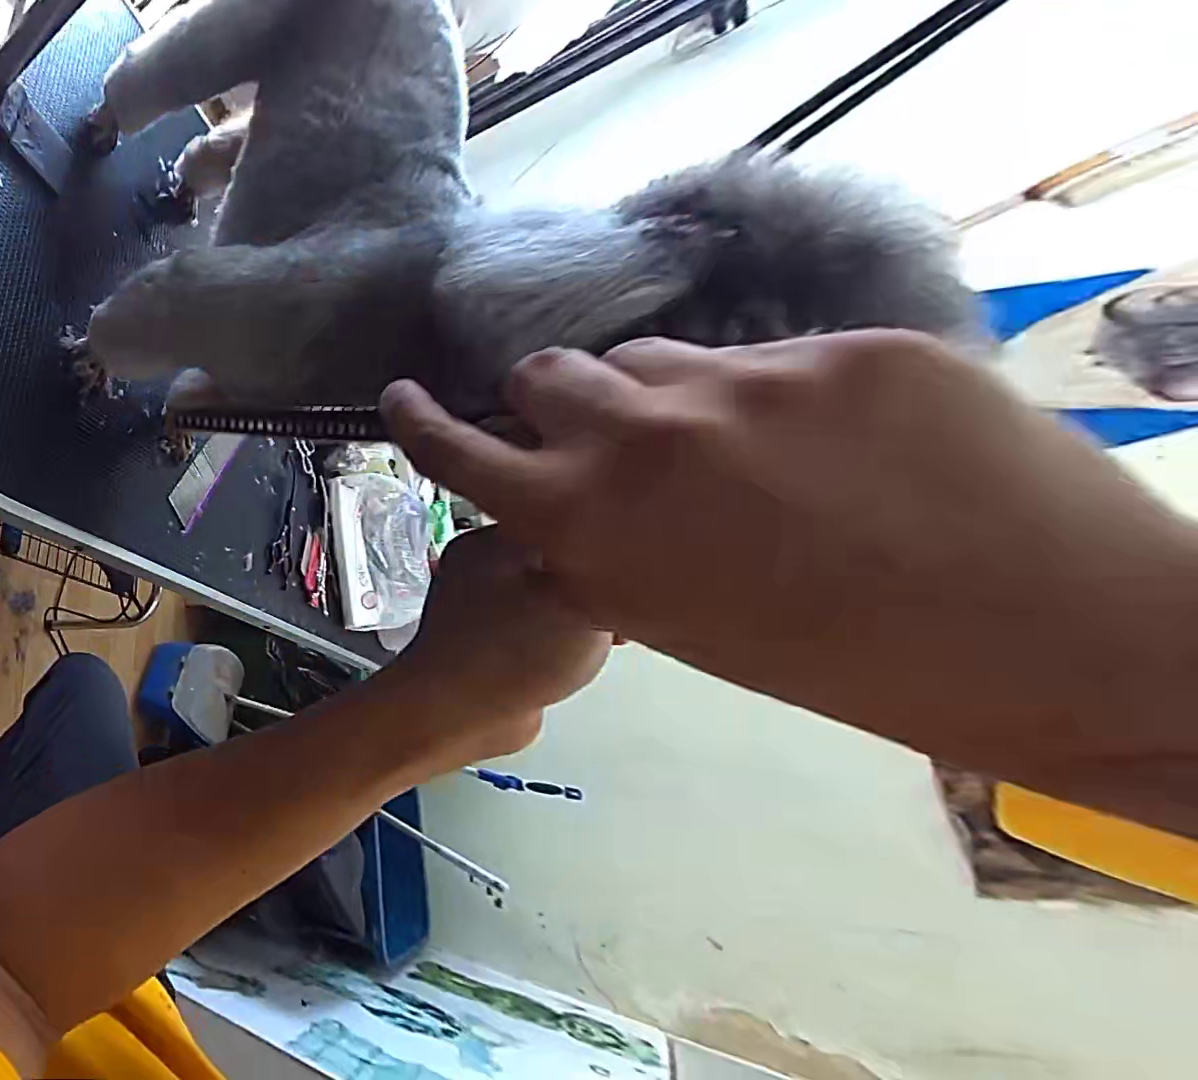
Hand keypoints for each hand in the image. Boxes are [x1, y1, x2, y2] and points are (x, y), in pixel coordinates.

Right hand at [381, 331, 1197, 817]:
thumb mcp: (647, 613)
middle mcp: (639, 438)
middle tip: (577, 428)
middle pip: (544, 373)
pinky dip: (746, 393)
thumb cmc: (804, 656)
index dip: (420, 419)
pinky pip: (750, 357)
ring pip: (643, 355)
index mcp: (582, 520)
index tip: (400, 393)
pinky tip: (799, 438)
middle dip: (543, 399)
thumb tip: (551, 501)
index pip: (459, 450)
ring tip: (696, 439)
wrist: (1040, 644)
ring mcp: (743, 383)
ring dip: (641, 393)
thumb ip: (577, 543)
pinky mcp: (843, 351)